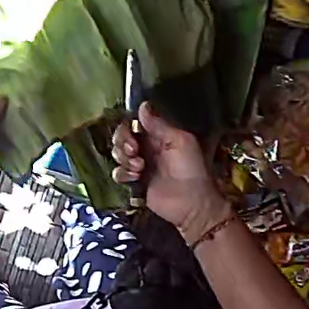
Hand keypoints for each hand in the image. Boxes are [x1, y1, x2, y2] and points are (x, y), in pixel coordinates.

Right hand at [112, 102, 230, 241]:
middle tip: (134, 152)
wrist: (191, 203)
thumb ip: (159, 124)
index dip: (128, 128)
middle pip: (121, 138)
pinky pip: (117, 173)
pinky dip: (123, 174)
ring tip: (140, 168)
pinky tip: (135, 178)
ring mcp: (139, 165)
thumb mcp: (180, 141)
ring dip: (124, 160)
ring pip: (117, 155)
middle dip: (123, 144)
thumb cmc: (190, 169)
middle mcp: (146, 148)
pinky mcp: (133, 182)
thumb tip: (143, 105)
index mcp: (158, 136)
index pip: (133, 124)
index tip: (133, 137)